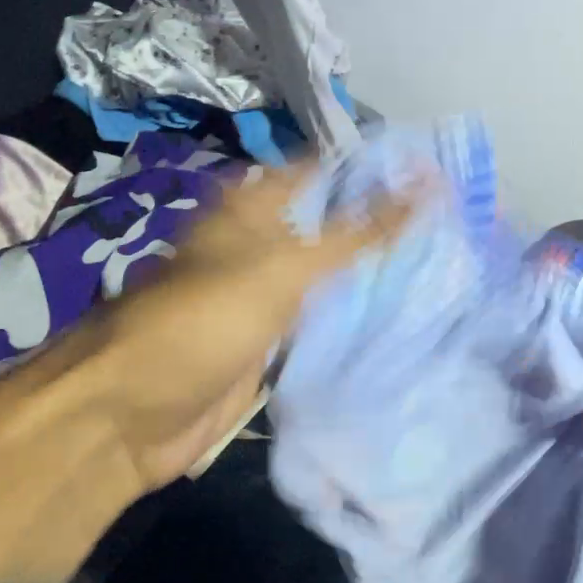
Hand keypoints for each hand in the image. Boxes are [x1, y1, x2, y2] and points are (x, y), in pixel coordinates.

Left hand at [56, 166, 418, 494]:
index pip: (320, 173)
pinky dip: (361, 316)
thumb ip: (358, 232)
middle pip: (330, 225)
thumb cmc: (202, 323)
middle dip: (384, 222)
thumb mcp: (284, 268)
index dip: (371, 167)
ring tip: (444, 259)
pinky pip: (326, 321)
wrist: (131, 415)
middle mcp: (259, 248)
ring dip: (376, 271)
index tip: (432, 170)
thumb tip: (430, 188)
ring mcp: (265, 298)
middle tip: (451, 219)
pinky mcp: (272, 345)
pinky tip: (407, 313)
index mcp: (250, 212)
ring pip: (332, 275)